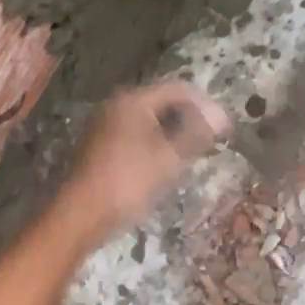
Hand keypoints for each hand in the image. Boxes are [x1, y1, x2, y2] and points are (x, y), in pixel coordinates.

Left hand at [59, 81, 228, 239]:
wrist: (80, 215)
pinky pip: (136, 135)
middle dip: (190, 119)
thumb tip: (221, 117)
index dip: (206, 106)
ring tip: (193, 154)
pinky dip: (156, 143)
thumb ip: (197, 134)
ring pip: (149, 121)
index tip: (225, 128)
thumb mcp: (169, 158)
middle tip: (212, 141)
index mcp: (133, 100)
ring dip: (174, 133)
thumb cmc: (128, 182)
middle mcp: (116, 105)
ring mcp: (105, 126)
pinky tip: (166, 164)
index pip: (179, 89)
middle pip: (162, 102)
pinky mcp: (100, 147)